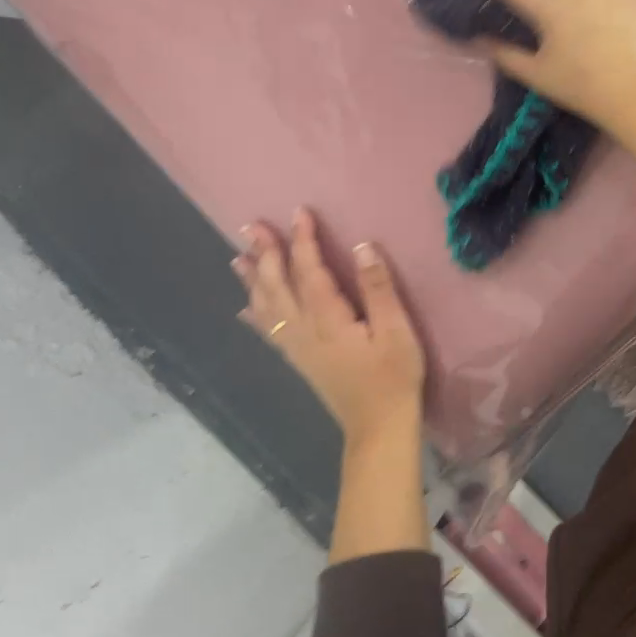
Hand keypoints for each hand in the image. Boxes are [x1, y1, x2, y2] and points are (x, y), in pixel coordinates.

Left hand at [234, 209, 426, 444]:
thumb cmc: (394, 374)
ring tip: (239, 257)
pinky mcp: (300, 360)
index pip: (309, 271)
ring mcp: (298, 347)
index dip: (303, 241)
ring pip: (267, 306)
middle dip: (266, 255)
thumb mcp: (396, 328)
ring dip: (253, 279)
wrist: (378, 424)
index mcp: (328, 319)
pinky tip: (246, 308)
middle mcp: (304, 330)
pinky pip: (270, 330)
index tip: (299, 212)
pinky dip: (256, 314)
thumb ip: (378, 288)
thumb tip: (362, 246)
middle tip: (250, 226)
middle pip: (278, 286)